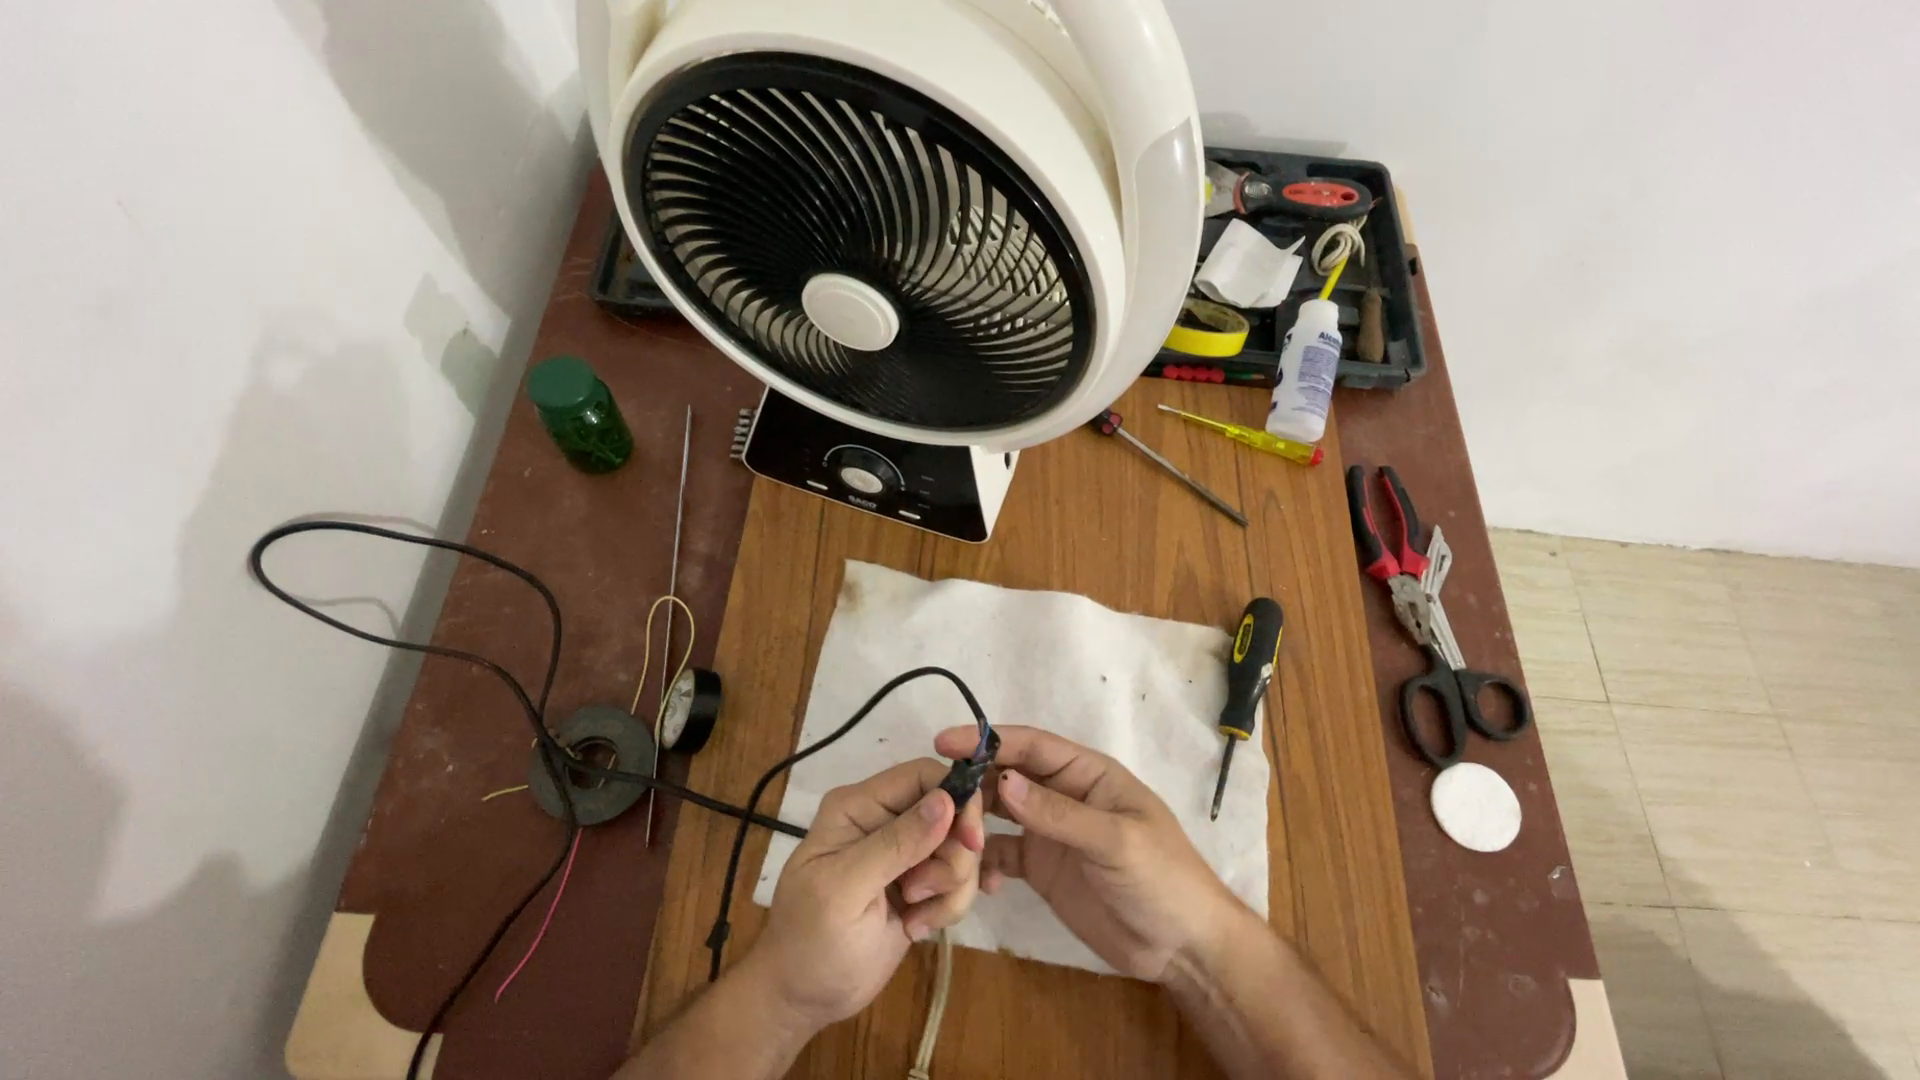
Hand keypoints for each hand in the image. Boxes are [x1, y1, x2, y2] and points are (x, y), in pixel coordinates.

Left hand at [743, 758, 985, 1032]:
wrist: (803, 998)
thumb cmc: (810, 941)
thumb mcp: (846, 890)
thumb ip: (895, 844)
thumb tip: (946, 799)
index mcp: (859, 805)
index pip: (924, 774)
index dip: (957, 800)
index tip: (970, 843)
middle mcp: (885, 819)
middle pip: (952, 812)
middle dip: (952, 857)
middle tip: (920, 894)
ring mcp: (905, 852)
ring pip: (960, 849)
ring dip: (950, 888)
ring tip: (914, 918)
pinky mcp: (921, 883)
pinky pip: (959, 880)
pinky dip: (950, 906)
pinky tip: (917, 928)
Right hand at [933, 725, 1240, 982]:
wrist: (1183, 946)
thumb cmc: (1162, 878)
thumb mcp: (1115, 841)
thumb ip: (1058, 813)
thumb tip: (1002, 781)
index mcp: (1086, 773)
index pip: (1029, 745)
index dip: (986, 740)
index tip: (942, 743)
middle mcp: (1063, 794)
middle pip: (1006, 776)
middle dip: (971, 784)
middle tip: (936, 804)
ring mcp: (1050, 832)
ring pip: (998, 814)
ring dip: (972, 823)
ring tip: (946, 842)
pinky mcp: (1042, 868)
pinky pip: (1001, 855)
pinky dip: (983, 863)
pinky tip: (975, 881)